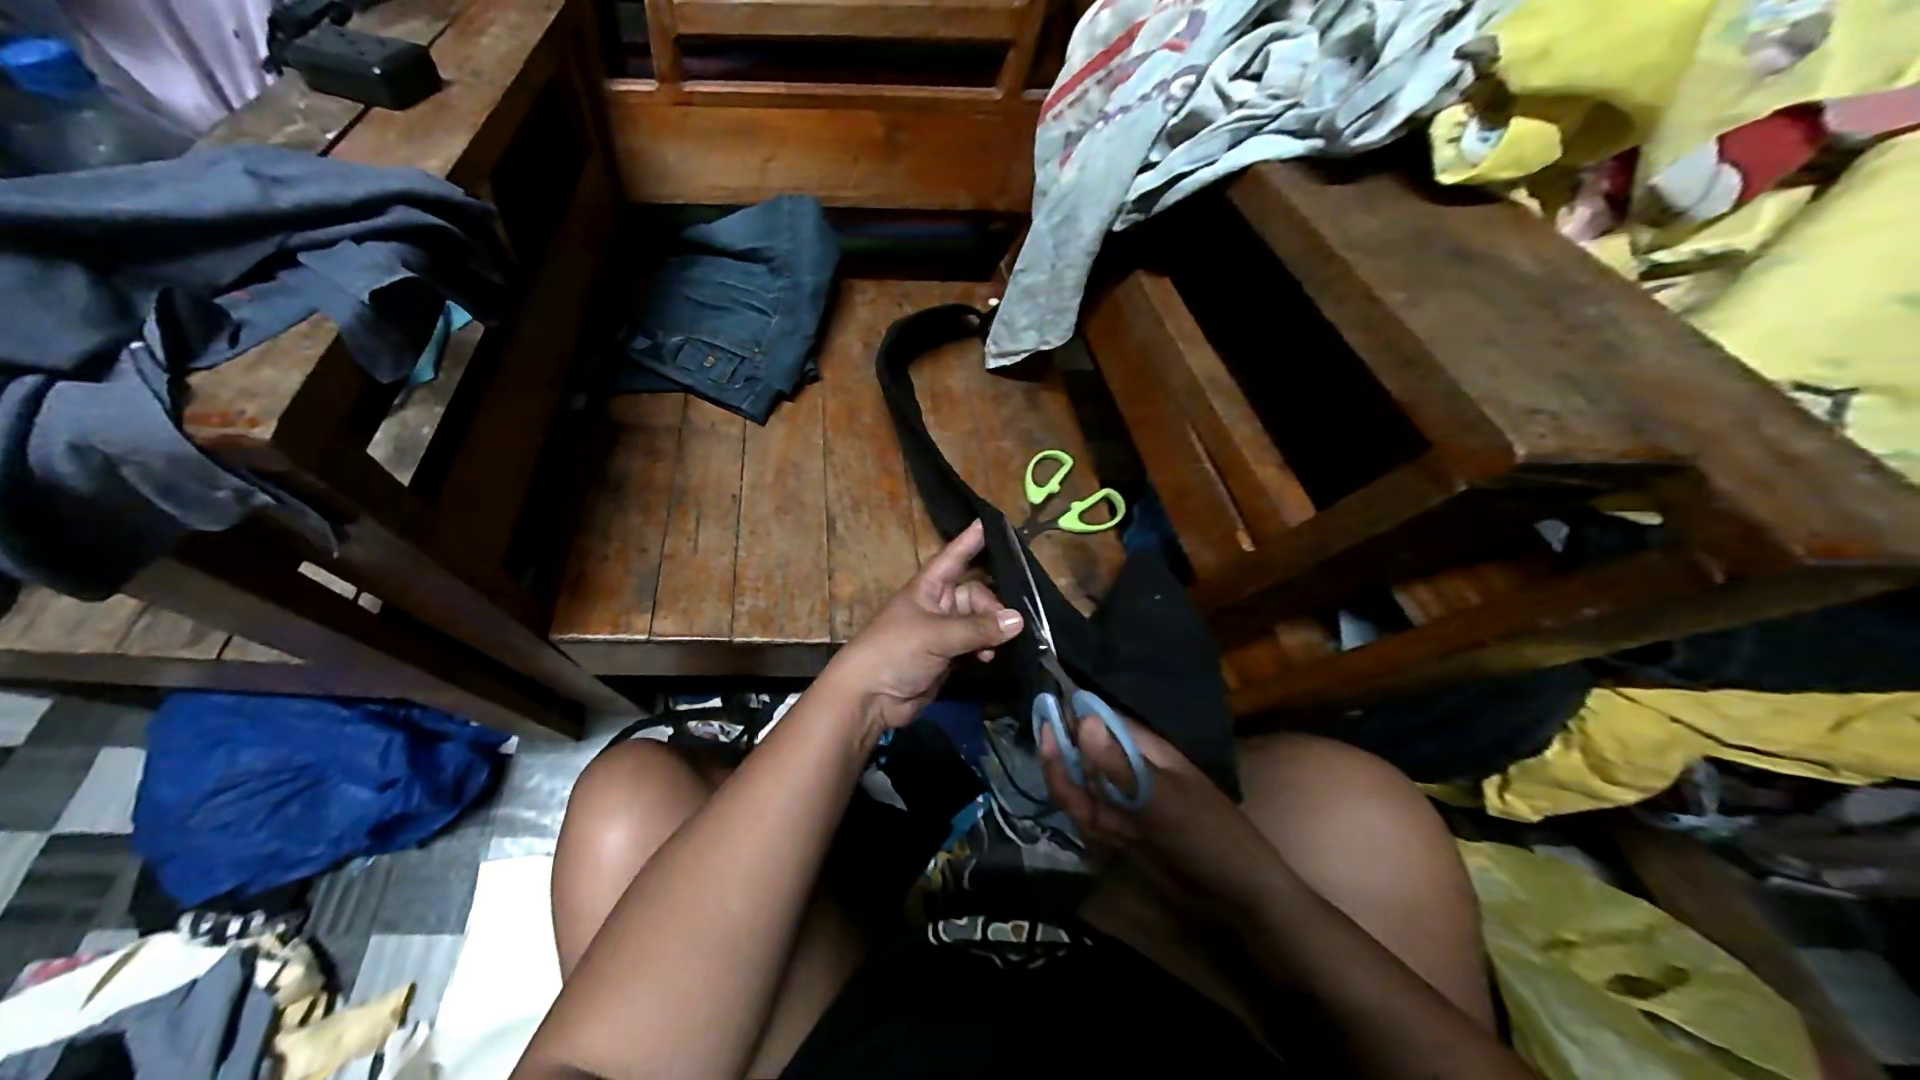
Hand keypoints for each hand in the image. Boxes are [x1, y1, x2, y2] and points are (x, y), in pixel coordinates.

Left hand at [821, 520, 1023, 733]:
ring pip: (978, 621)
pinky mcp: (947, 657)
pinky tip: (989, 657)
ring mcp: (942, 632)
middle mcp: (936, 605)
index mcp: (927, 588)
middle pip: (974, 594)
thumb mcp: (936, 635)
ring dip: (991, 631)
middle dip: (991, 606)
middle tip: (1005, 625)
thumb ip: (978, 628)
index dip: (968, 542)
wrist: (870, 697)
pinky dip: (985, 648)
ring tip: (996, 646)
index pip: (952, 557)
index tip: (986, 522)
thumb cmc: (895, 651)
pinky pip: (975, 644)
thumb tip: (1018, 620)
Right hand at [1041, 710, 1280, 917]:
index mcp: (1147, 751)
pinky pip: (1090, 816)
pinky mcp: (1120, 833)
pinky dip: (1081, 814)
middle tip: (1043, 746)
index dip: (1074, 714)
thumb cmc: (1208, 835)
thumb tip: (1083, 720)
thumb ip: (1119, 765)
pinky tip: (1081, 814)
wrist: (1237, 898)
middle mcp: (1131, 772)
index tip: (1043, 711)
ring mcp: (1124, 803)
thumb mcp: (1162, 799)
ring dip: (1068, 784)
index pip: (1103, 721)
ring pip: (1083, 786)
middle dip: (1063, 753)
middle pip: (1086, 753)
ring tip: (1061, 780)